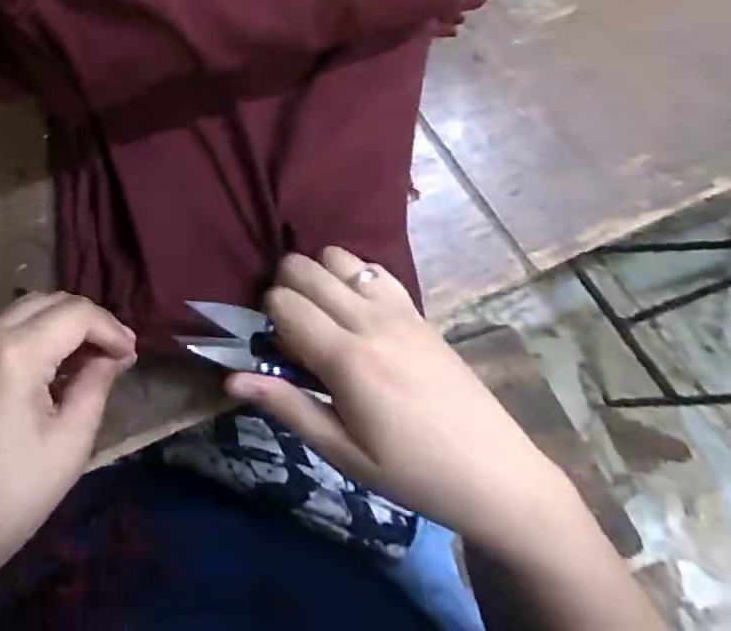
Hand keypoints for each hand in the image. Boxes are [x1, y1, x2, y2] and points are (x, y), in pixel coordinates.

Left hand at [0, 292, 136, 630]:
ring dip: (65, 324)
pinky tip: (60, 364)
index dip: (111, 328)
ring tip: (95, 358)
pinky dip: (41, 333)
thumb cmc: (10, 495)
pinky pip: (11, 326)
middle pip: (52, 301)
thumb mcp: (69, 443)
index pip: (76, 313)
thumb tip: (116, 355)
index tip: (134, 355)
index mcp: (14, 351)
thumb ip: (96, 385)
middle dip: (90, 321)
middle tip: (119, 355)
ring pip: (31, 308)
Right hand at [224, 247, 581, 556]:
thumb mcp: (343, 453)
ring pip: (336, 255)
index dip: (267, 318)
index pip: (283, 302)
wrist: (498, 475)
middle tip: (294, 329)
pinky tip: (357, 312)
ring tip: (323, 316)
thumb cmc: (413, 473)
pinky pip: (373, 268)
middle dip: (284, 288)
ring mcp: (398, 309)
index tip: (278, 348)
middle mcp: (370, 320)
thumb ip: (287, 406)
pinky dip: (351, 275)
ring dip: (317, 276)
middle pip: (302, 266)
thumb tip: (231, 378)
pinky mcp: (418, 310)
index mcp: (348, 359)